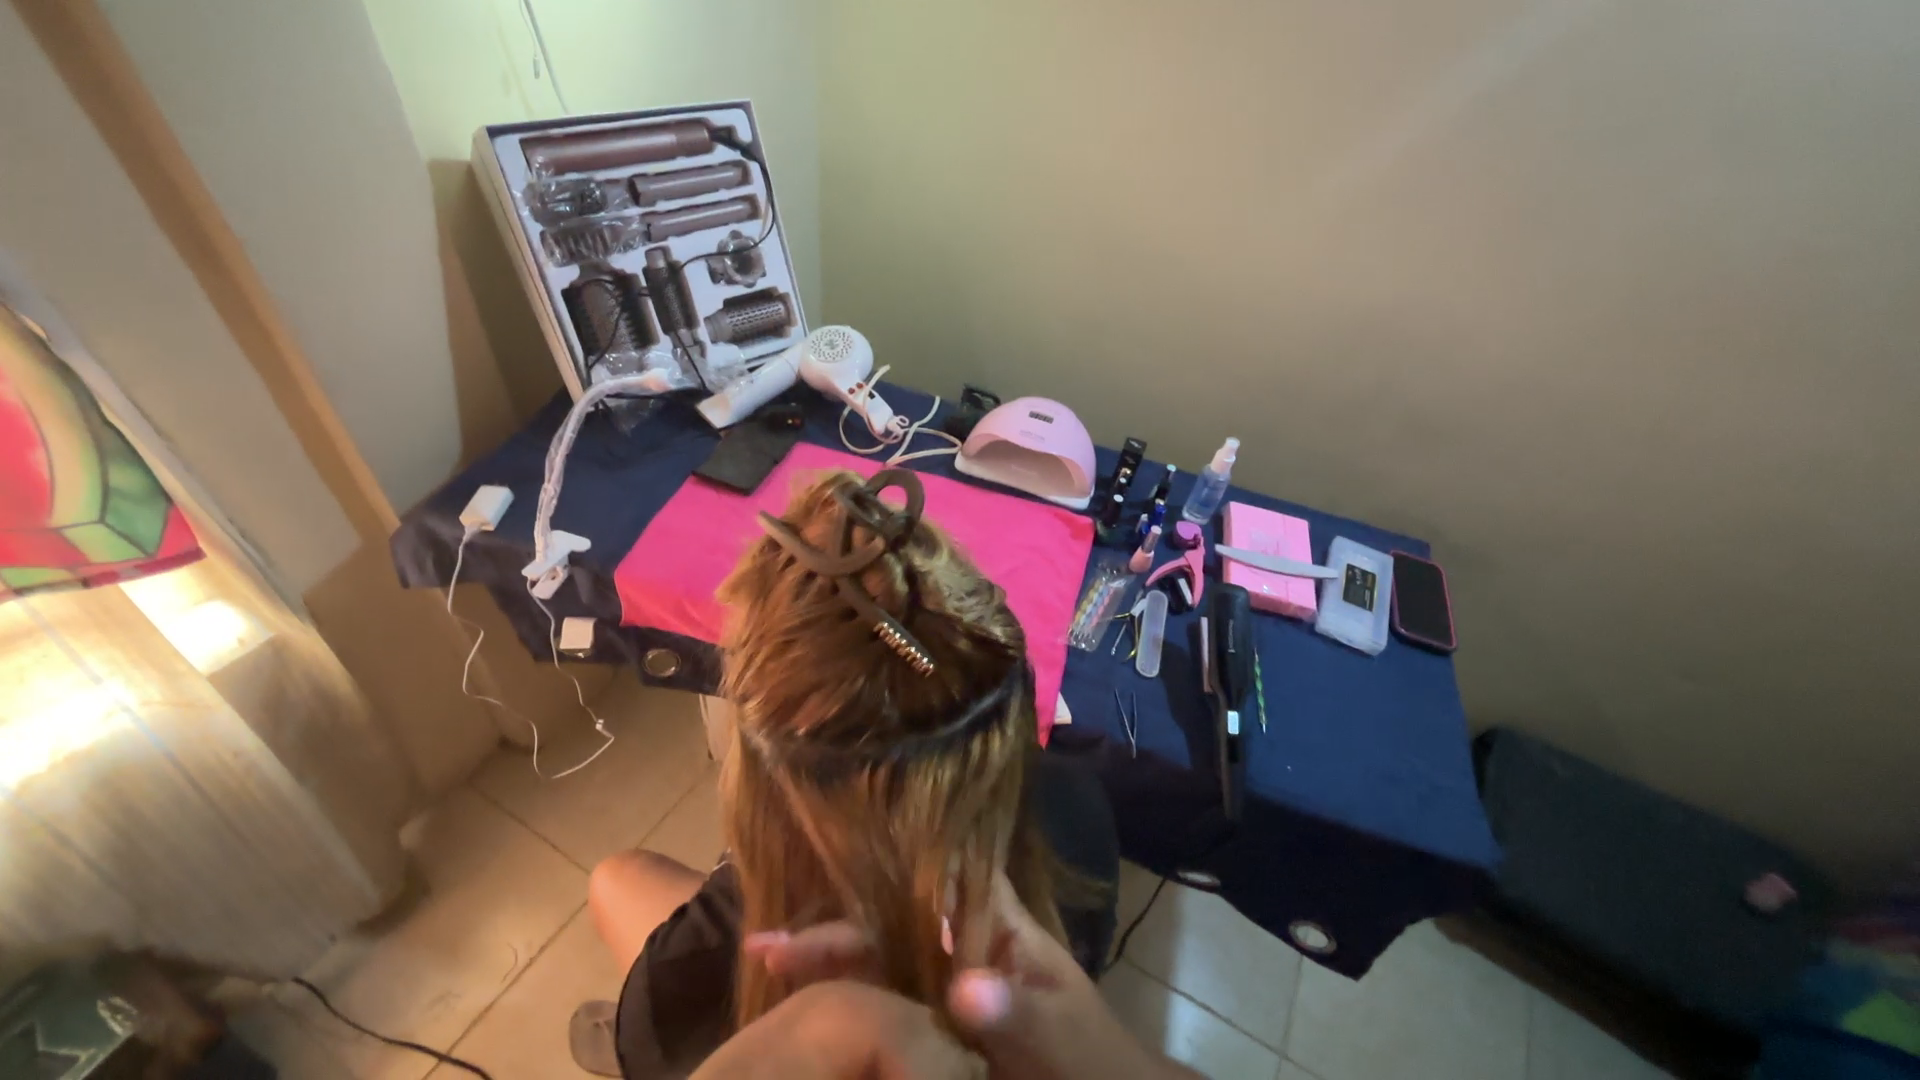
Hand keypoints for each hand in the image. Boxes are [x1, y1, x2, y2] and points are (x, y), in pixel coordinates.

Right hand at [744, 874, 1200, 1079]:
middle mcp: (963, 948)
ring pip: (881, 962)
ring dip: (829, 963)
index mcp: (999, 928)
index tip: (839, 856)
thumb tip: (964, 989)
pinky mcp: (935, 1029)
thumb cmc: (1094, 1064)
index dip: (897, 857)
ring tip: (766, 961)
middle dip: (837, 929)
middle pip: (894, 923)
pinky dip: (846, 1003)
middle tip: (769, 943)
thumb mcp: (1063, 1043)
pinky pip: (885, 1006)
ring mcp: (947, 990)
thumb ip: (1019, 1015)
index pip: (948, 875)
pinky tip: (800, 1009)